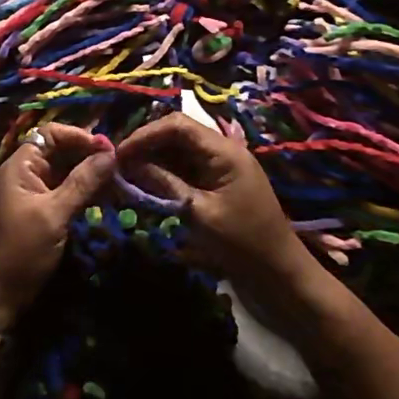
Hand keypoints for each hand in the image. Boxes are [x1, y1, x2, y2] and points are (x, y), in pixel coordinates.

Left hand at [0, 124, 115, 331]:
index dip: (78, 136)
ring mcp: (34, 194)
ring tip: (118, 180)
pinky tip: (107, 196)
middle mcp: (26, 174)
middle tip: (120, 165)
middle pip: (60, 151)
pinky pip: (66, 192)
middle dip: (88, 154)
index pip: (49, 134)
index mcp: (20, 167)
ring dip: (90, 173)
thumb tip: (110, 153)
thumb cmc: (21, 251)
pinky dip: (85, 191)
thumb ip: (82, 183)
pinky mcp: (43, 213)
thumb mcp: (54, 215)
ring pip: (66, 172)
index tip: (107, 148)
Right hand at [115, 113, 309, 291]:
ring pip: (178, 149)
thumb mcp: (198, 212)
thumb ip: (163, 183)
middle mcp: (223, 150)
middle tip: (118, 163)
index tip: (119, 154)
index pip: (177, 125)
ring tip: (127, 173)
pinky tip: (146, 182)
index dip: (145, 135)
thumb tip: (127, 165)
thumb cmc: (242, 242)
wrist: (279, 274)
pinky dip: (164, 172)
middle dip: (146, 144)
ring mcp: (220, 166)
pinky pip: (185, 166)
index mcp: (224, 151)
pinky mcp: (217, 182)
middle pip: (176, 133)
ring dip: (153, 158)